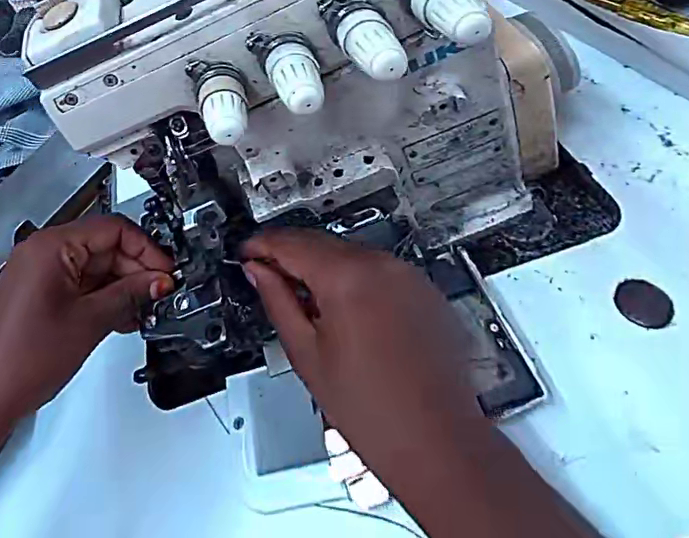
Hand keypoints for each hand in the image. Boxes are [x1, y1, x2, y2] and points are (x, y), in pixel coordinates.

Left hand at [0, 214, 174, 422]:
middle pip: (103, 244)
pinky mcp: (36, 291)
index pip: (112, 227)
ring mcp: (37, 271)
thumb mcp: (89, 322)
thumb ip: (128, 295)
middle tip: (159, 294)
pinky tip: (120, 316)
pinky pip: (78, 282)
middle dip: (135, 268)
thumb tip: (156, 281)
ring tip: (142, 310)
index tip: (165, 271)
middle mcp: (41, 251)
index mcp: (51, 245)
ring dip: (120, 285)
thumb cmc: (17, 360)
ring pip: (93, 265)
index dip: (145, 248)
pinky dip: (101, 295)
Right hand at [240, 229, 480, 459]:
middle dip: (289, 254)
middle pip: (318, 240)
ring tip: (305, 299)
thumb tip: (258, 271)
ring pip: (347, 251)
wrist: (440, 446)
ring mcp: (406, 275)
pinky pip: (376, 267)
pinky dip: (353, 277)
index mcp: (347, 278)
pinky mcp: (423, 289)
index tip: (248, 252)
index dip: (261, 245)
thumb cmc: (379, 415)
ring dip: (321, 264)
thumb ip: (277, 301)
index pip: (290, 242)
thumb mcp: (306, 354)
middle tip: (266, 273)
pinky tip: (343, 309)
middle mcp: (380, 266)